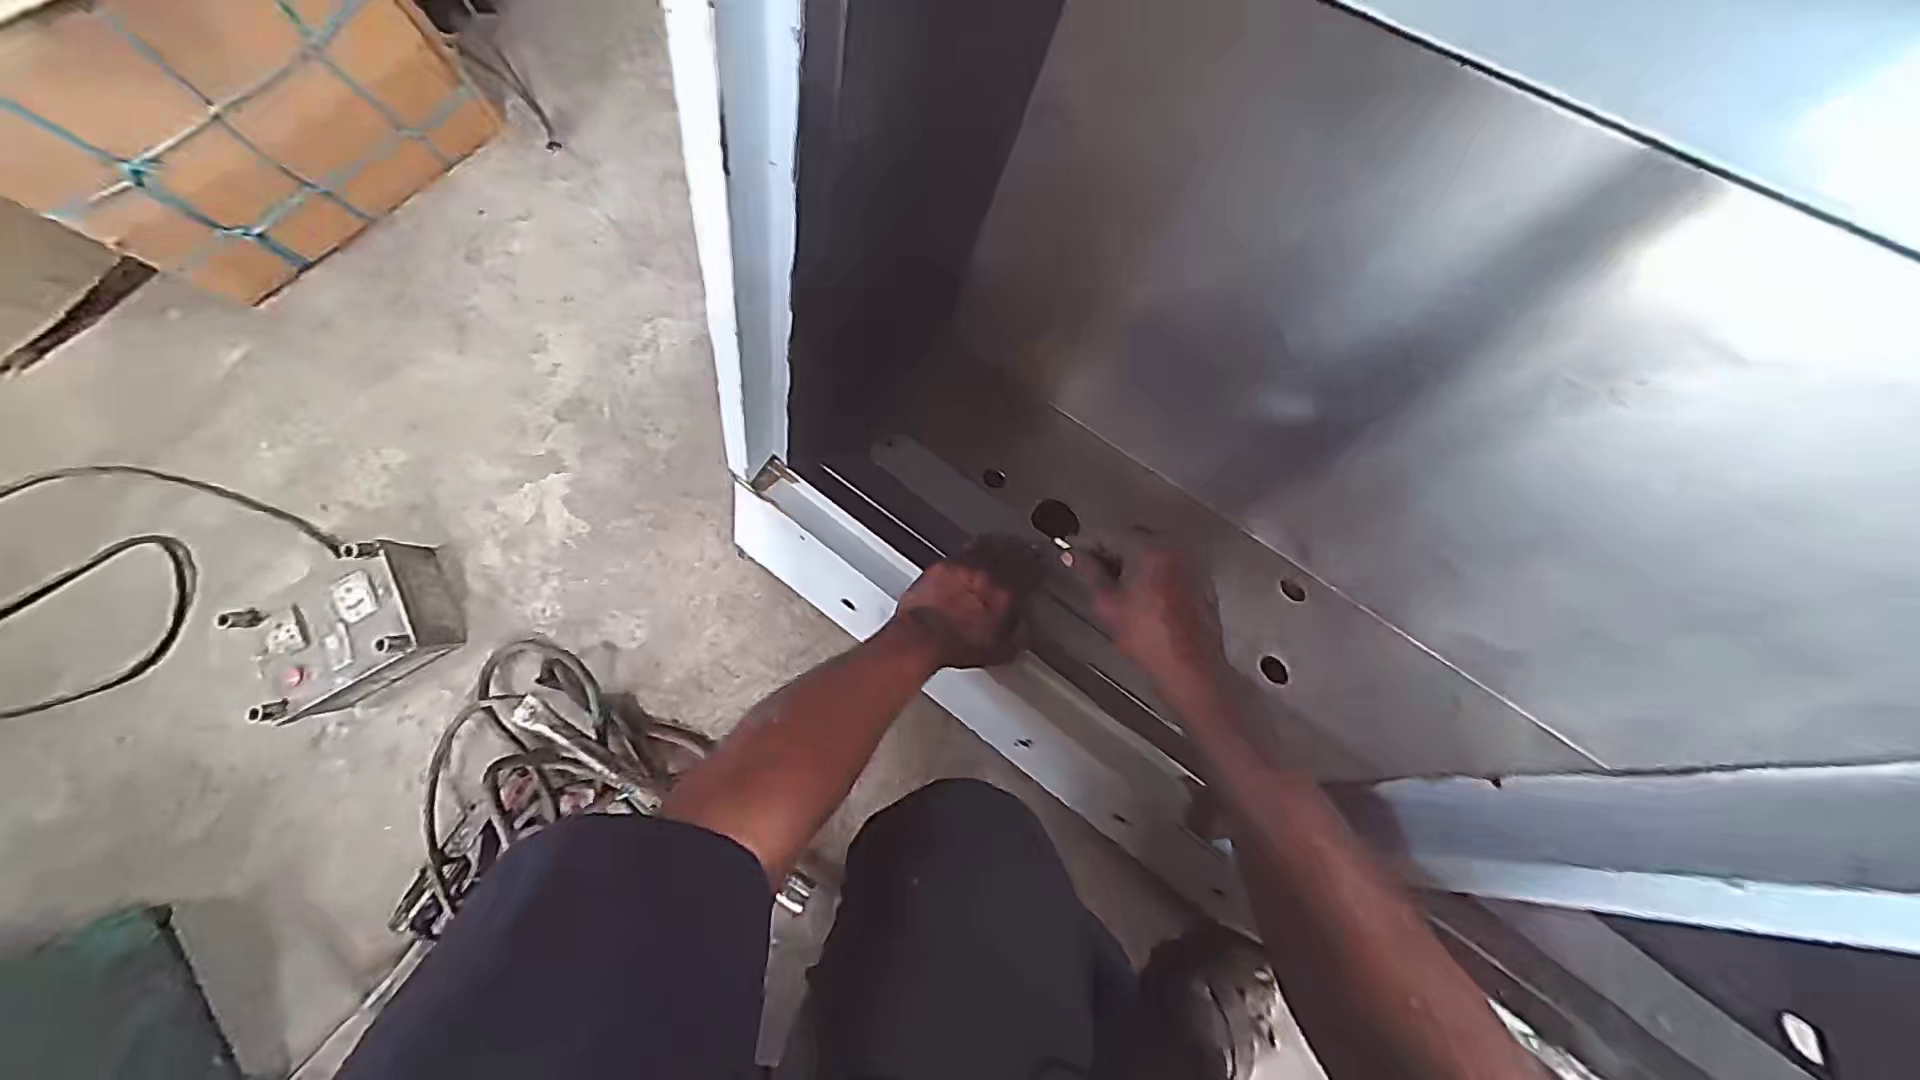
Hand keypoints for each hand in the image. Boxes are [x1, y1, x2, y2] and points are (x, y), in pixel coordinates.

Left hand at [891, 536, 1046, 669]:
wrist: (920, 637)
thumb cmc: (953, 646)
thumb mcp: (996, 652)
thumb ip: (1017, 639)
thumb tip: (1026, 633)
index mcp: (1005, 596)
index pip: (1031, 574)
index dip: (1040, 568)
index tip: (1042, 566)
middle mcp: (988, 577)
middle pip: (1013, 555)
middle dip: (1024, 552)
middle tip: (1030, 549)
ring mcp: (966, 568)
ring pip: (991, 546)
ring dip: (1002, 544)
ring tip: (1008, 542)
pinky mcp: (945, 565)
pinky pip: (966, 549)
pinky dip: (975, 545)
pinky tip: (976, 543)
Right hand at [1068, 540, 1228, 687]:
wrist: (1189, 668)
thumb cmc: (1152, 640)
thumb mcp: (1108, 603)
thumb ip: (1089, 572)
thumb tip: (1076, 557)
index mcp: (1151, 550)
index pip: (1111, 535)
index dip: (1087, 543)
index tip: (1074, 550)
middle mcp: (1176, 551)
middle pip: (1134, 538)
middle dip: (1112, 551)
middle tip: (1092, 568)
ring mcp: (1192, 565)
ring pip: (1153, 551)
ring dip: (1133, 561)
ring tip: (1116, 585)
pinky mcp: (1200, 581)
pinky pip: (1170, 566)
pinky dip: (1153, 572)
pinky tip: (1140, 594)